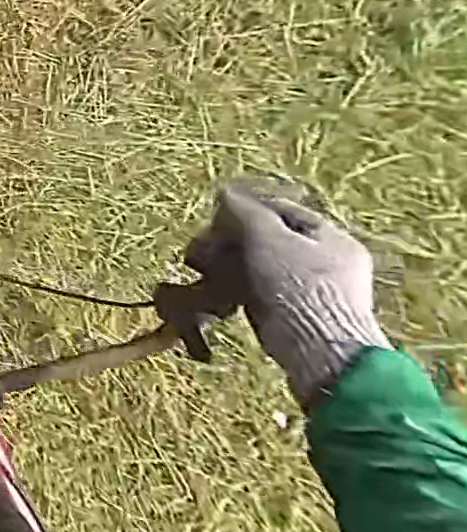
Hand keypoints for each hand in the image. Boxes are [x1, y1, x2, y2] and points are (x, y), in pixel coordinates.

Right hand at [200, 179, 389, 404]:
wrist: (313, 341)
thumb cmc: (296, 282)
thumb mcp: (268, 237)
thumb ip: (246, 211)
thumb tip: (224, 191)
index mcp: (330, 238)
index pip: (281, 209)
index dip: (246, 208)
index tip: (216, 216)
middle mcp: (321, 257)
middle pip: (261, 234)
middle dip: (225, 237)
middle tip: (203, 245)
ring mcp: (303, 281)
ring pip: (250, 257)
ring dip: (220, 258)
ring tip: (200, 266)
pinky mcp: (284, 301)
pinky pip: (250, 279)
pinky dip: (229, 278)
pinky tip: (213, 282)